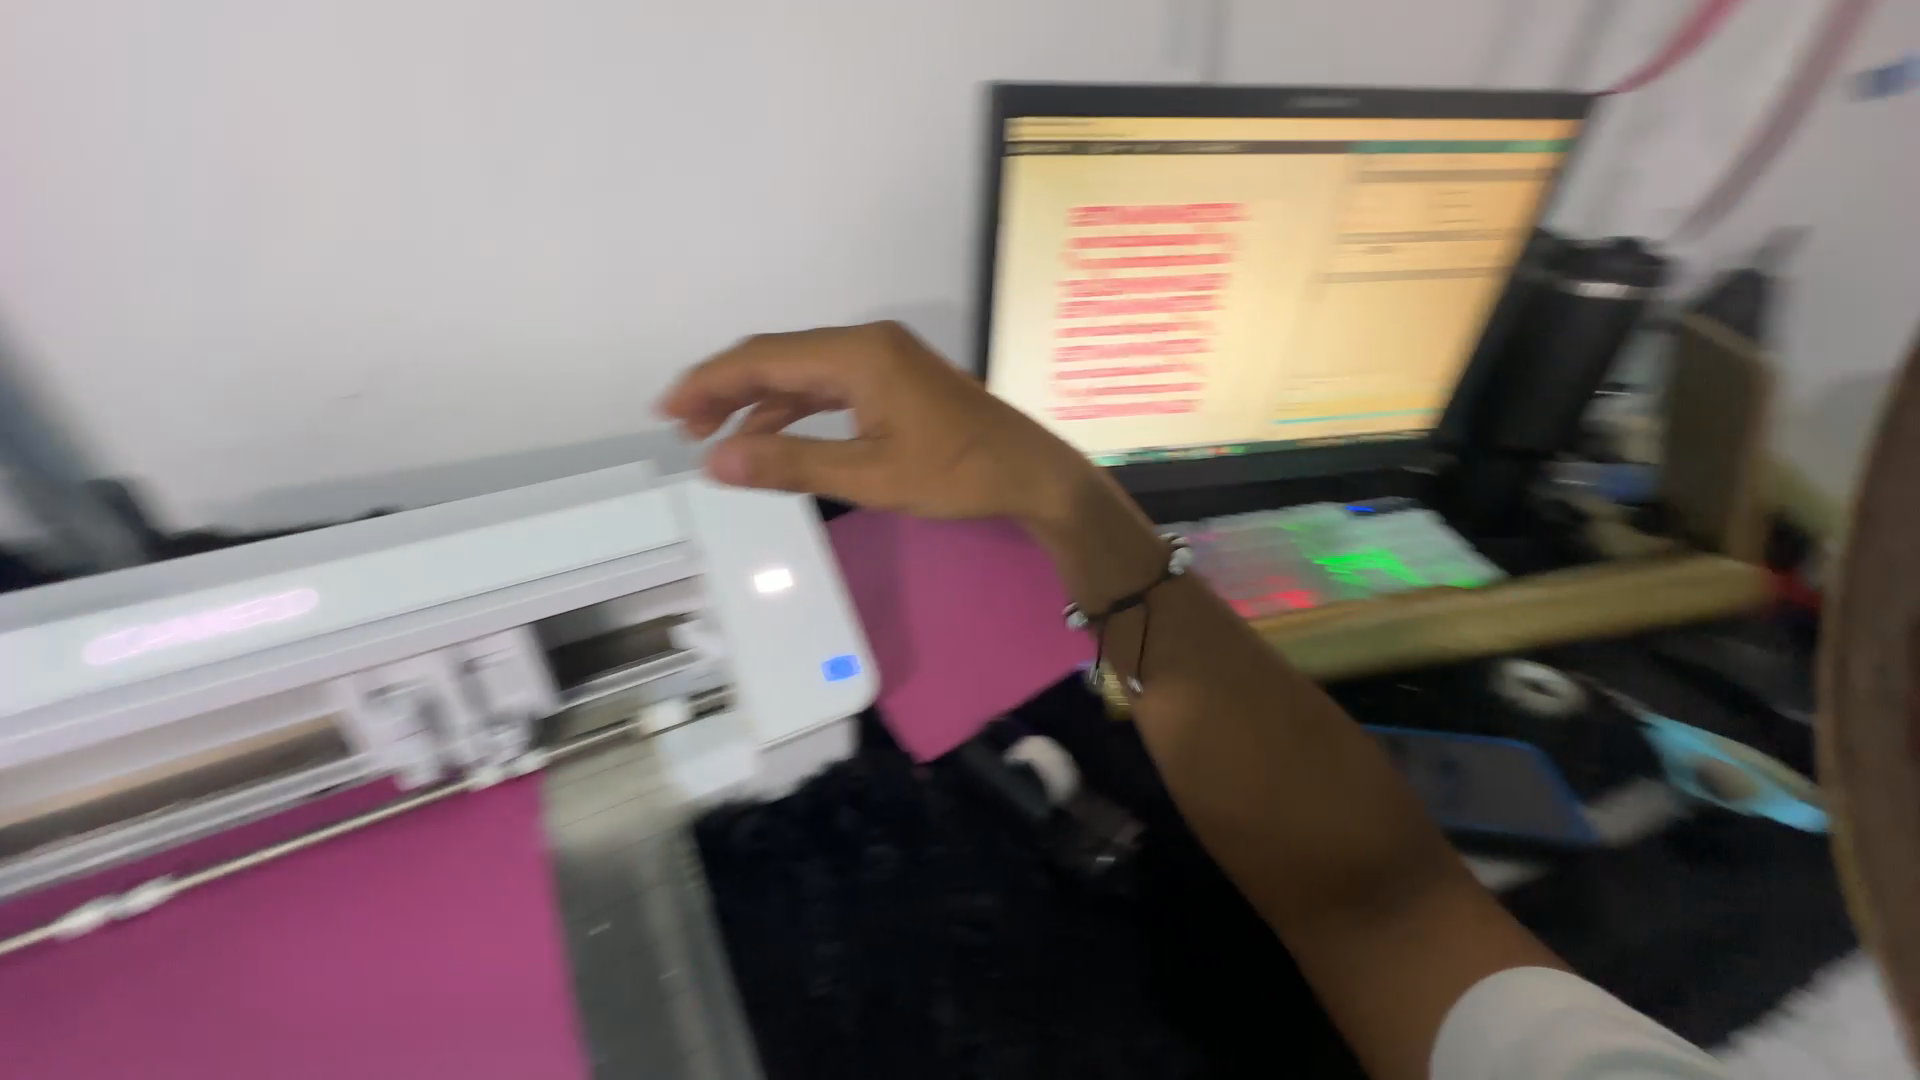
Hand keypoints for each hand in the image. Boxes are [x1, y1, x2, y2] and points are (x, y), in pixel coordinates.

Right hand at [657, 321, 1094, 529]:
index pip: (764, 358)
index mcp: (858, 354)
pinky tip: (773, 436)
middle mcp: (867, 344)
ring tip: (717, 438)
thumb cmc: (957, 474)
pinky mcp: (895, 379)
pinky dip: (796, 410)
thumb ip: (790, 465)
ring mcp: (884, 359)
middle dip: (727, 391)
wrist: (1030, 473)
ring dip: (760, 403)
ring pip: (803, 373)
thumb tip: (714, 463)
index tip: (667, 410)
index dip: (709, 382)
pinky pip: (830, 387)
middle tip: (684, 427)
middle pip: (779, 358)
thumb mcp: (869, 475)